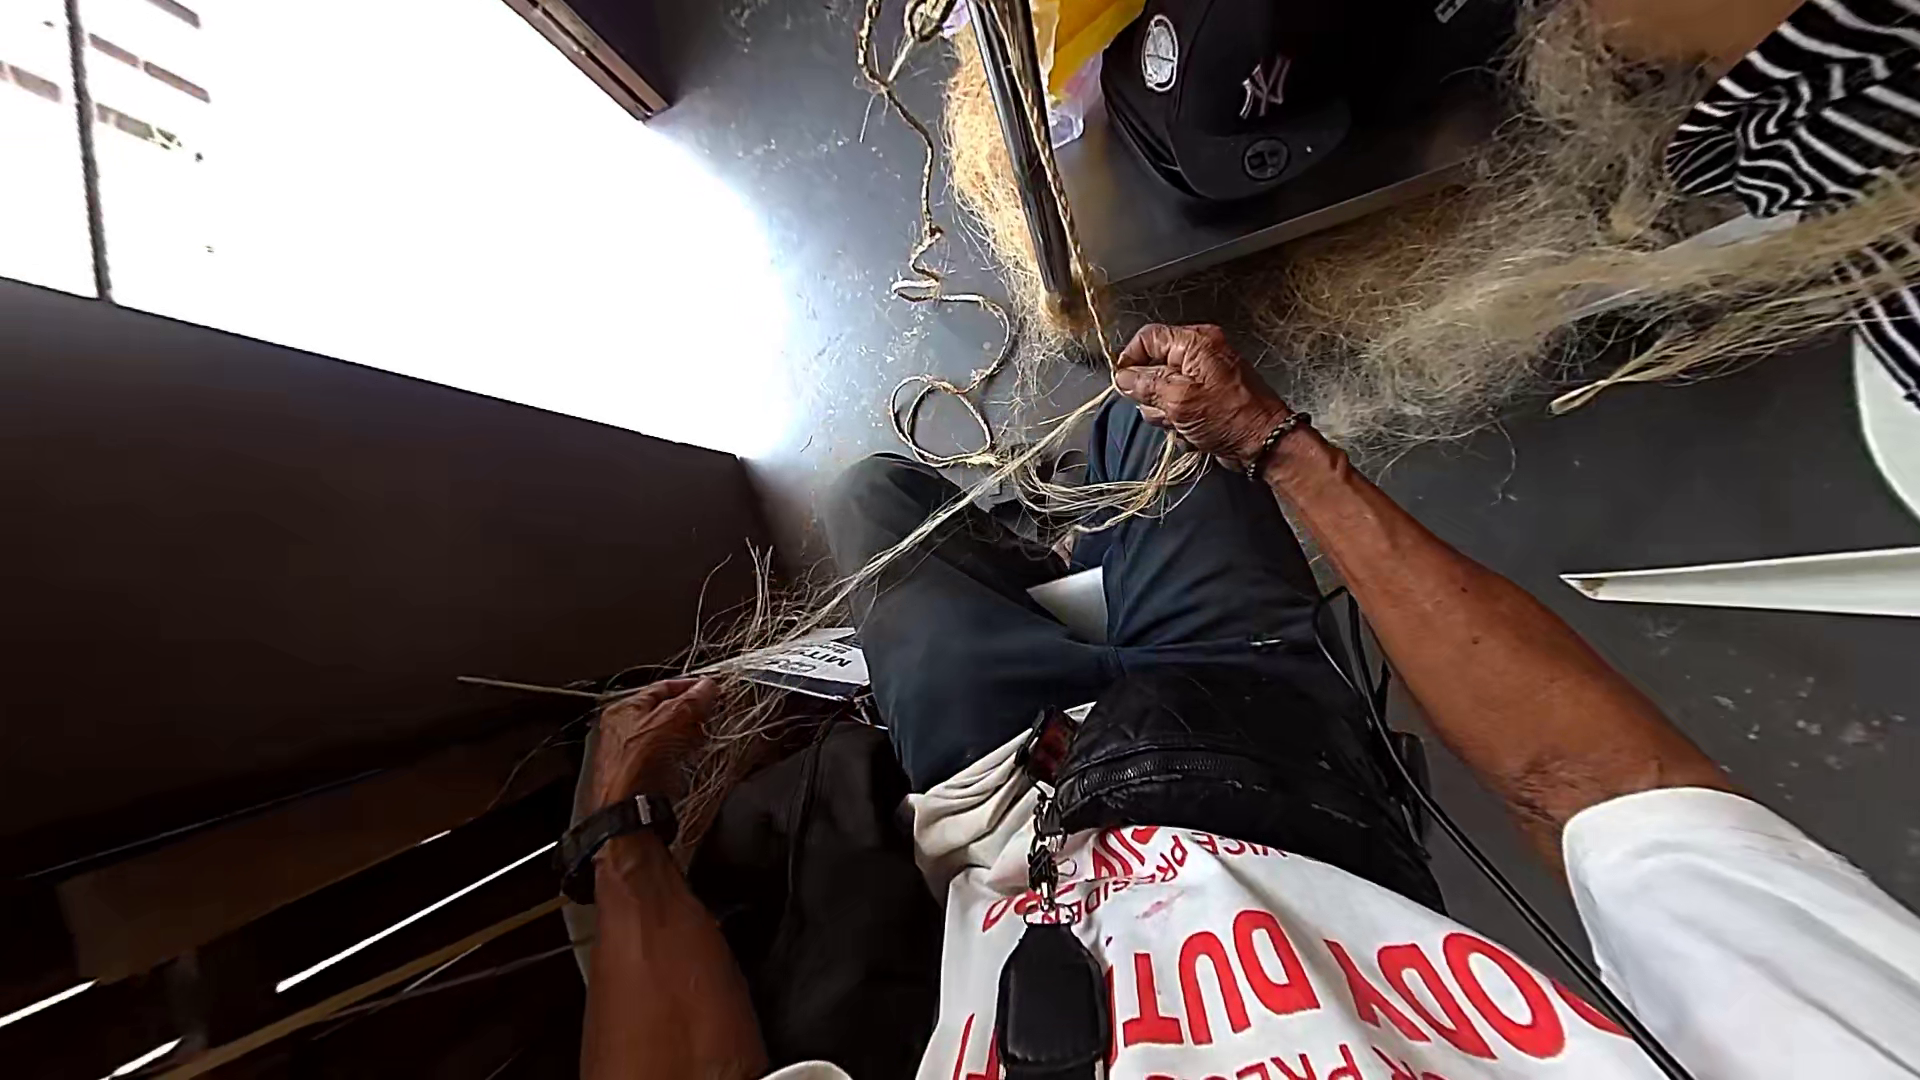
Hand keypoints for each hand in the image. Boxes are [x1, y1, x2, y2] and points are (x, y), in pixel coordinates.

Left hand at [589, 677, 716, 811]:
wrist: (625, 815)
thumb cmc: (639, 763)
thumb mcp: (673, 719)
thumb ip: (693, 699)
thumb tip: (708, 686)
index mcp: (622, 709)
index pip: (662, 687)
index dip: (690, 685)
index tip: (711, 688)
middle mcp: (618, 731)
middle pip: (663, 712)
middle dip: (690, 711)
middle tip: (710, 713)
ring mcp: (624, 757)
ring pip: (664, 736)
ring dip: (686, 734)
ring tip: (702, 736)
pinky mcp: (633, 780)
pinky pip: (662, 759)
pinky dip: (679, 755)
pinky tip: (689, 759)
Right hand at [1113, 324, 1292, 468]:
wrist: (1262, 443)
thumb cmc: (1230, 417)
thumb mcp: (1180, 399)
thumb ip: (1146, 384)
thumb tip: (1122, 377)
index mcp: (1194, 343)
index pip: (1147, 338)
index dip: (1131, 360)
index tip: (1123, 385)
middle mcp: (1197, 355)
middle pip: (1150, 368)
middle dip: (1150, 395)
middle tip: (1167, 409)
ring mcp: (1199, 379)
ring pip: (1158, 393)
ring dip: (1164, 413)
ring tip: (1183, 422)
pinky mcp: (1202, 399)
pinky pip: (1173, 408)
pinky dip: (1177, 422)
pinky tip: (1191, 430)